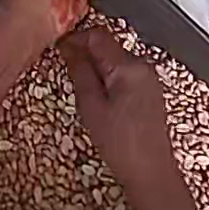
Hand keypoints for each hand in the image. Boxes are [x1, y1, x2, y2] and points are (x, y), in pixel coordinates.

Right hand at [59, 28, 199, 209]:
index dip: (75, 37)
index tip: (57, 47)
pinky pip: (125, 74)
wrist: (151, 173)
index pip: (98, 36)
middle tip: (63, 67)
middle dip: (85, 52)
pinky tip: (97, 96)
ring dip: (95, 66)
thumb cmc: (119, 143)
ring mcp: (149, 79)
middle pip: (108, 47)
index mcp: (128, 66)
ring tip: (78, 85)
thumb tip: (68, 48)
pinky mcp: (150, 92)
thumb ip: (80, 72)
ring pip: (115, 60)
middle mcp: (143, 66)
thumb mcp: (91, 106)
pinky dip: (108, 77)